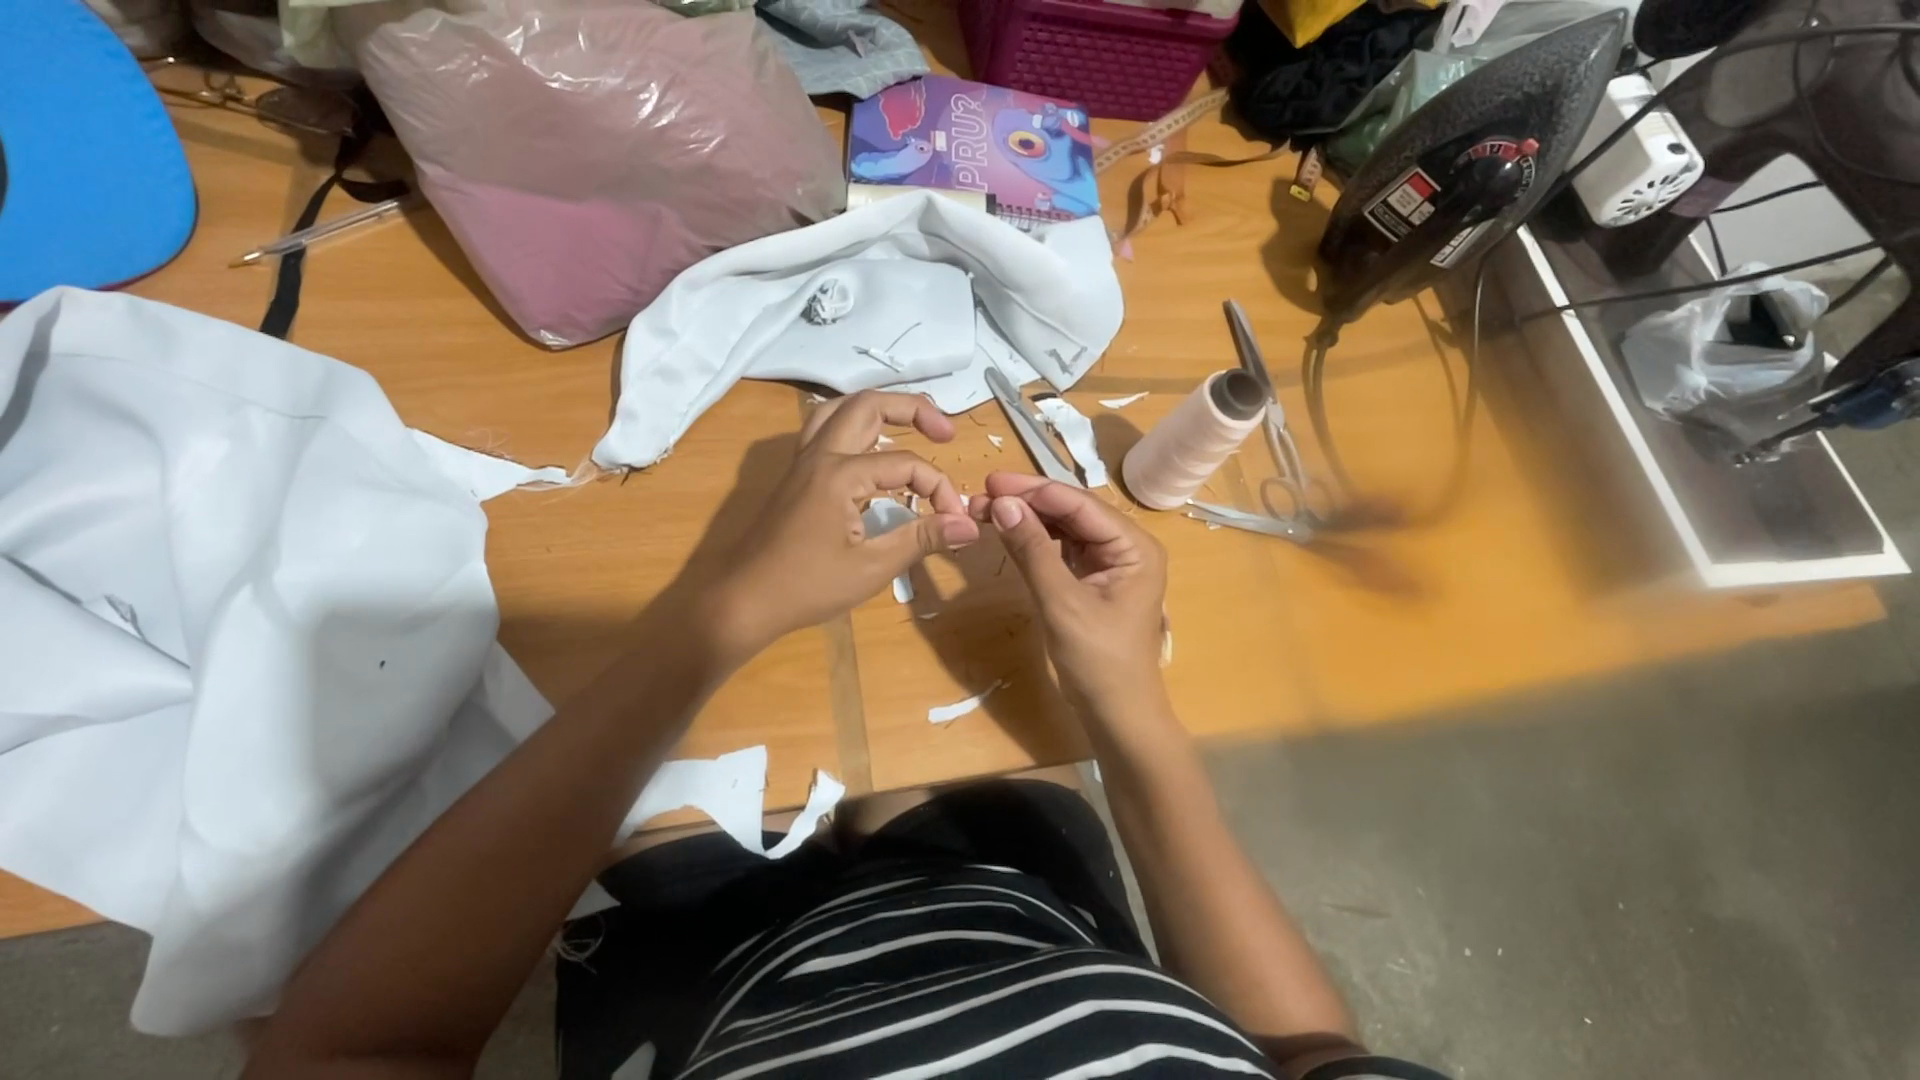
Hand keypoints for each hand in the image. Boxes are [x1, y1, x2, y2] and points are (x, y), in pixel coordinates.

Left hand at [704, 391, 979, 659]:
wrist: (742, 601)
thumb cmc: (806, 587)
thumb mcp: (872, 567)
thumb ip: (922, 538)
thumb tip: (970, 525)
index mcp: (840, 473)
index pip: (907, 463)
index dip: (939, 488)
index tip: (955, 521)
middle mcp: (820, 454)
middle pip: (869, 405)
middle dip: (913, 409)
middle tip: (946, 432)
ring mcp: (802, 462)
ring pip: (840, 410)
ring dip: (878, 409)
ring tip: (909, 426)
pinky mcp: (794, 476)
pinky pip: (824, 430)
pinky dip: (852, 427)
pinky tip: (869, 451)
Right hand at [968, 472, 1168, 716]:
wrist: (1116, 713)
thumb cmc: (1098, 660)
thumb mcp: (1062, 602)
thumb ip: (1032, 550)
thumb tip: (1001, 504)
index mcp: (1135, 546)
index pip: (1080, 504)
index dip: (1034, 491)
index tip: (991, 482)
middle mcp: (1126, 546)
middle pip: (1072, 511)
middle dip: (1027, 503)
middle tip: (981, 496)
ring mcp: (1110, 563)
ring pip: (1064, 528)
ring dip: (1027, 519)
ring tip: (986, 511)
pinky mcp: (1093, 580)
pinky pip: (1061, 549)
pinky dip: (1034, 541)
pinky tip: (1008, 532)